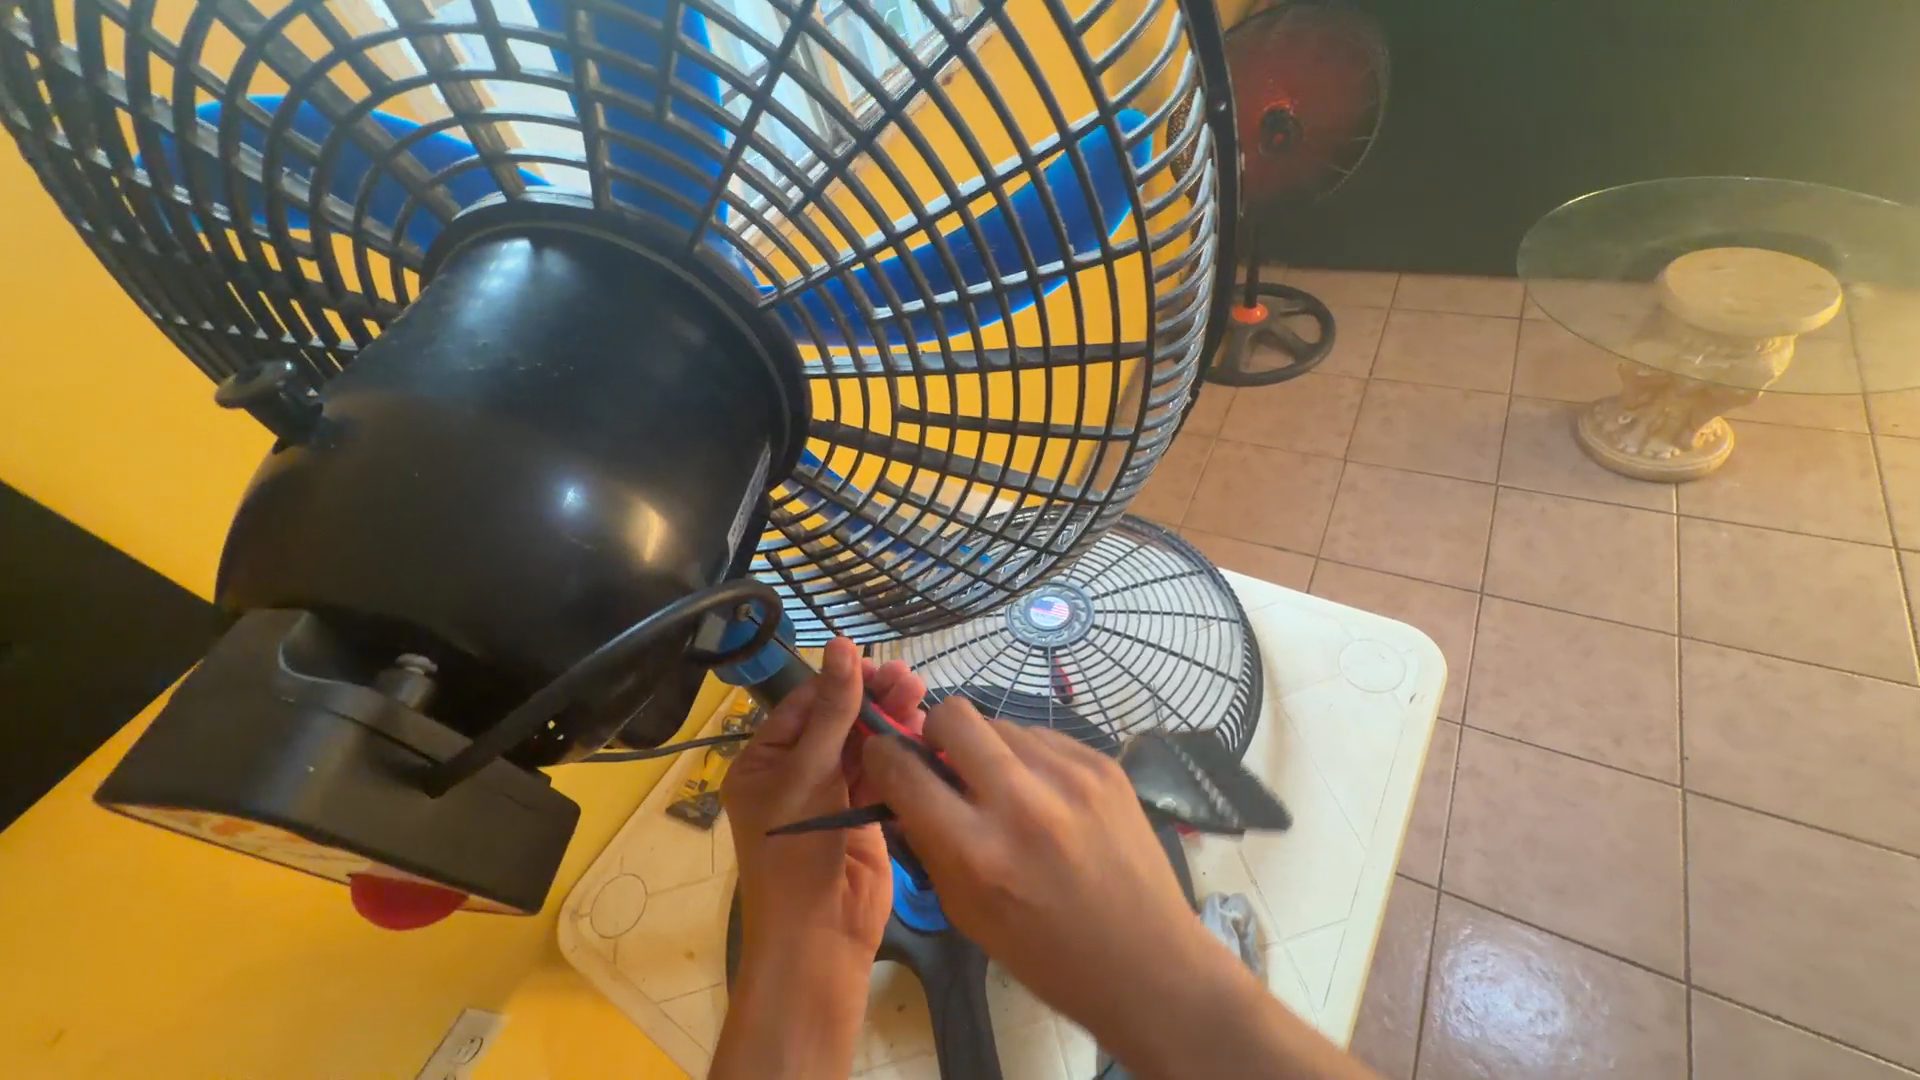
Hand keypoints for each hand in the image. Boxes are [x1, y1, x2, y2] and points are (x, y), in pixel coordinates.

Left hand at [711, 637, 926, 1079]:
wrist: (820, 935)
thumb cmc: (797, 851)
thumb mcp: (809, 772)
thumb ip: (833, 711)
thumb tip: (842, 646)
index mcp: (764, 760)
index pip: (805, 705)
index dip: (841, 682)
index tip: (878, 663)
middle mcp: (795, 772)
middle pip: (838, 720)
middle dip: (872, 698)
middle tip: (910, 678)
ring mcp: (830, 793)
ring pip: (863, 744)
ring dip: (889, 721)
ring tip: (920, 694)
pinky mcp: (862, 813)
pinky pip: (881, 772)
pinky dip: (899, 752)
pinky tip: (922, 731)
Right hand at [860, 696, 1213, 1032]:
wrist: (1149, 963)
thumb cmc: (1047, 954)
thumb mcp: (966, 912)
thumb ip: (929, 841)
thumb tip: (903, 783)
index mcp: (978, 852)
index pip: (904, 770)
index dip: (883, 755)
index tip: (885, 754)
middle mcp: (1022, 801)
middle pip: (953, 716)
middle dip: (935, 732)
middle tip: (945, 760)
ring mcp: (1070, 775)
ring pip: (1000, 721)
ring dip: (987, 747)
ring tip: (1004, 787)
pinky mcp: (1104, 764)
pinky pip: (1043, 736)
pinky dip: (1029, 757)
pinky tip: (1045, 794)